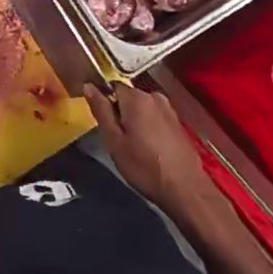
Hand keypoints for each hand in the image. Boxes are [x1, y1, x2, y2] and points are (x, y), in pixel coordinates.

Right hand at [84, 84, 215, 213]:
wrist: (184, 187)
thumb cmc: (143, 165)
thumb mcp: (113, 140)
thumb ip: (101, 111)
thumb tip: (88, 86)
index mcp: (136, 98)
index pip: (111, 86)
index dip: (103, 102)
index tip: (101, 121)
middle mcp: (155, 96)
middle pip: (128, 97)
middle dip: (119, 112)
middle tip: (115, 138)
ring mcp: (169, 109)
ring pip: (142, 108)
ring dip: (133, 120)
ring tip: (131, 144)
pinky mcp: (178, 122)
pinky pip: (154, 116)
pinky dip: (147, 126)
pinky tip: (148, 146)